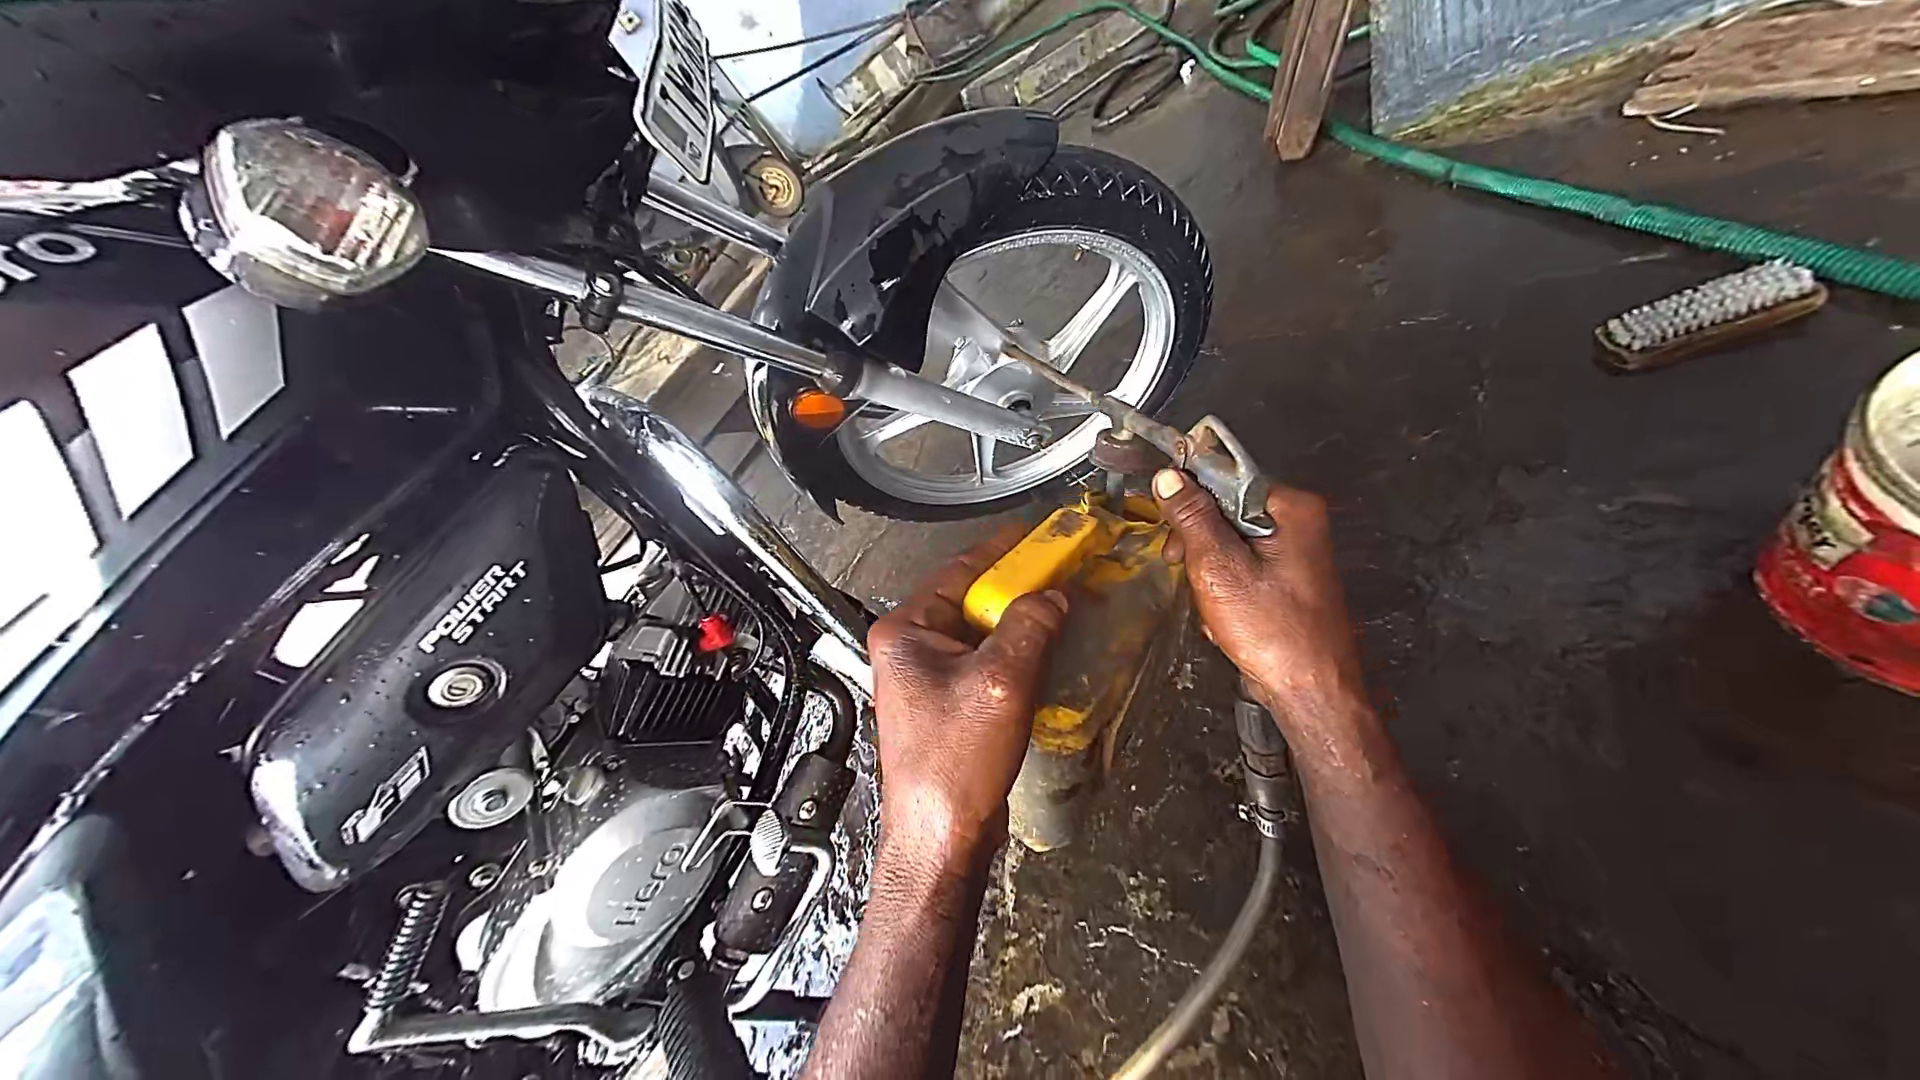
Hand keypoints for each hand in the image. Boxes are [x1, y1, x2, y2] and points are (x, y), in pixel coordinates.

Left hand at [868, 526, 1069, 857]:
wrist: (942, 837)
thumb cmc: (955, 761)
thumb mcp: (999, 682)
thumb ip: (1030, 627)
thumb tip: (1054, 595)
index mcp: (905, 631)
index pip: (958, 571)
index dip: (1002, 549)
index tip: (1036, 532)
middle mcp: (910, 648)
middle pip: (970, 600)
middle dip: (1016, 587)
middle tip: (1058, 570)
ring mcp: (928, 676)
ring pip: (981, 632)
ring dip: (1019, 621)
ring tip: (1059, 604)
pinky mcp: (948, 701)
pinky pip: (985, 661)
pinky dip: (1016, 651)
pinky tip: (1045, 648)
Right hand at [1153, 469, 1365, 718]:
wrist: (1308, 689)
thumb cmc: (1275, 633)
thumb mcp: (1218, 567)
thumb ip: (1192, 517)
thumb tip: (1170, 479)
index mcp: (1290, 508)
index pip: (1225, 477)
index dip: (1190, 500)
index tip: (1171, 522)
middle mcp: (1297, 523)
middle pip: (1223, 510)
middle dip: (1197, 543)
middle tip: (1187, 567)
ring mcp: (1292, 552)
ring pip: (1226, 542)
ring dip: (1207, 571)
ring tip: (1212, 601)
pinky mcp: (1283, 577)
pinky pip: (1238, 566)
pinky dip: (1222, 588)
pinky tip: (1224, 613)